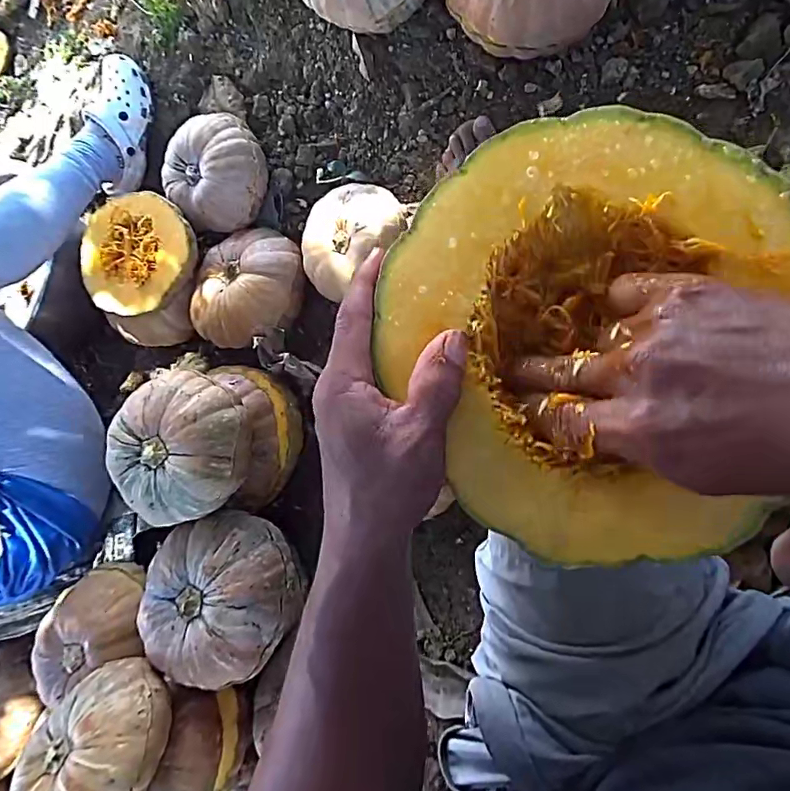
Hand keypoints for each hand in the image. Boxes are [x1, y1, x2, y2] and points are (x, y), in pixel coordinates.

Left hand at [313, 250, 466, 549]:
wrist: (363, 539)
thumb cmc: (387, 488)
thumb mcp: (419, 433)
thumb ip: (435, 383)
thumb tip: (454, 336)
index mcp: (343, 383)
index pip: (351, 320)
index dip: (364, 283)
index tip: (378, 251)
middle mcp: (336, 389)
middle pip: (352, 333)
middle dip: (373, 300)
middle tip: (403, 274)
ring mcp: (342, 408)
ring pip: (361, 356)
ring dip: (382, 329)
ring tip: (413, 310)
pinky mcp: (353, 424)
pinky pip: (370, 376)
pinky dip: (389, 358)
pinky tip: (414, 362)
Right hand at [506, 274, 789, 498]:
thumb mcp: (759, 499)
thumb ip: (749, 520)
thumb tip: (787, 563)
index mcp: (649, 437)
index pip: (567, 424)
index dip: (542, 418)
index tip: (528, 410)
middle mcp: (643, 381)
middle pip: (565, 372)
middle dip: (535, 374)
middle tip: (515, 369)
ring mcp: (664, 332)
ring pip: (599, 333)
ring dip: (587, 341)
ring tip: (580, 338)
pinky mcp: (690, 294)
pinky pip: (631, 291)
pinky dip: (625, 301)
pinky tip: (629, 308)